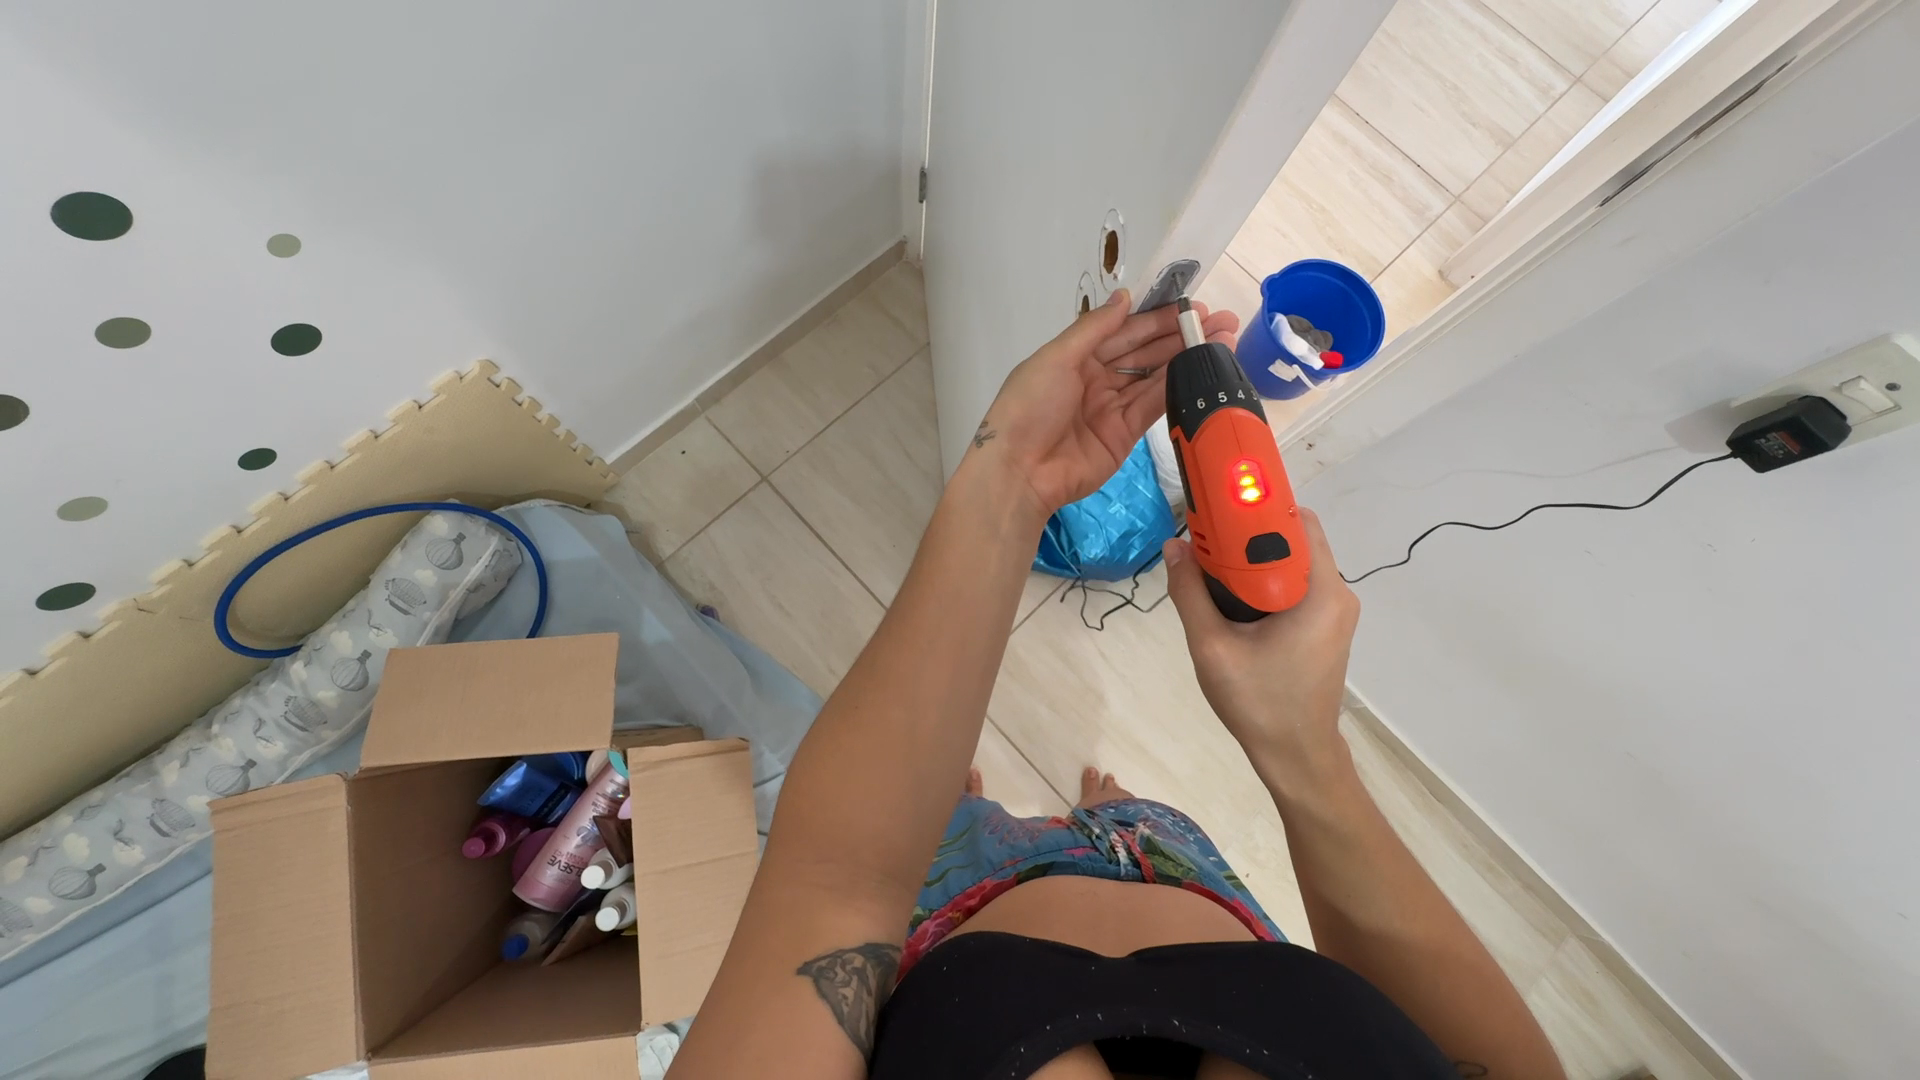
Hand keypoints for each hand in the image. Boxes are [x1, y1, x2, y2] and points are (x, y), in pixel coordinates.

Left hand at [974, 288, 1239, 517]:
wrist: (1020, 471)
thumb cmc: (1029, 407)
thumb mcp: (1056, 358)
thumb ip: (1093, 328)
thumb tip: (1125, 297)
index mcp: (1075, 357)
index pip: (1122, 331)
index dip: (1155, 318)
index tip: (1190, 304)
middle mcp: (1095, 380)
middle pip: (1143, 353)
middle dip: (1179, 335)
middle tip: (1220, 319)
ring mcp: (1111, 408)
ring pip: (1153, 377)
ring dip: (1186, 358)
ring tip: (1223, 339)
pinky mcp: (1124, 435)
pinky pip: (1153, 406)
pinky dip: (1177, 387)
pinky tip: (1203, 368)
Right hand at [1163, 509, 1359, 789]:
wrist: (1296, 755)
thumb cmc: (1258, 702)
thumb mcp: (1212, 647)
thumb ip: (1190, 593)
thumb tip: (1174, 545)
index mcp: (1320, 593)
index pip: (1298, 522)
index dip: (1258, 507)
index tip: (1219, 506)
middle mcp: (1337, 594)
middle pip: (1294, 539)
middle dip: (1249, 532)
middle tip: (1206, 538)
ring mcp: (1334, 612)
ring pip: (1293, 562)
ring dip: (1254, 558)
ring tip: (1211, 565)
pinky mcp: (1324, 626)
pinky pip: (1294, 585)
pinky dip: (1264, 580)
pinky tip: (1230, 595)